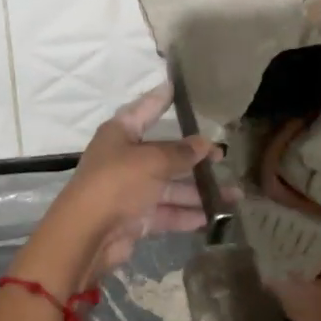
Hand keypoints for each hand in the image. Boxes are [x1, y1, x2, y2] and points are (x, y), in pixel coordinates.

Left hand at [45, 84, 218, 279]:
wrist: (87, 234)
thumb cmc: (117, 183)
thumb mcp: (151, 161)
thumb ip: (180, 153)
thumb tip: (205, 143)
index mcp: (120, 134)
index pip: (145, 110)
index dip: (160, 99)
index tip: (176, 86)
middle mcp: (125, 158)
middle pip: (164, 154)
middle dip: (194, 158)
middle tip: (224, 157)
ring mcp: (130, 189)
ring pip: (170, 186)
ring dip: (199, 191)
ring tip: (233, 195)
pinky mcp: (135, 218)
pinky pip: (167, 212)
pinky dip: (188, 214)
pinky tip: (214, 217)